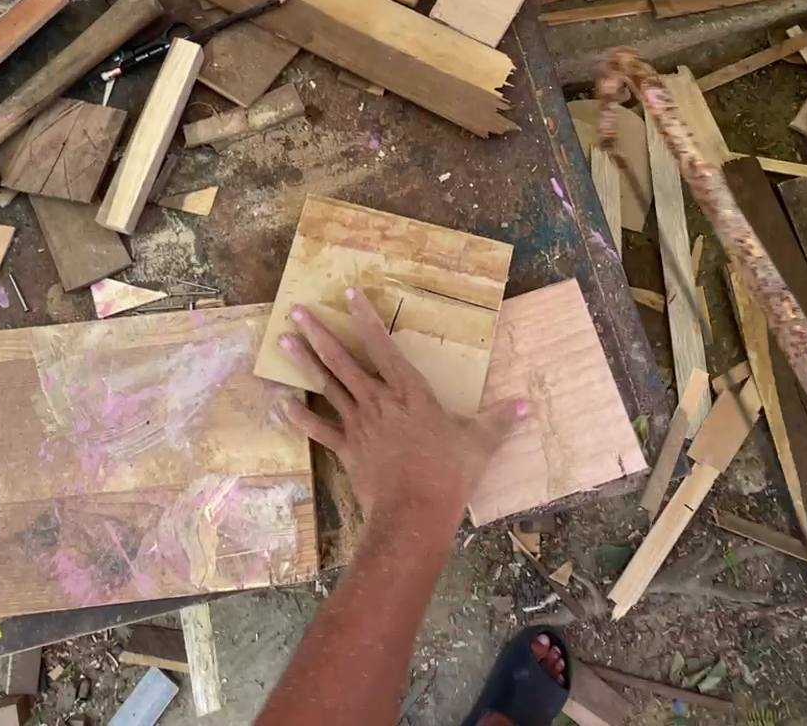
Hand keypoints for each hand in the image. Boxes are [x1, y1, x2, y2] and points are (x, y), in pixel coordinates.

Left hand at [278, 287, 526, 527]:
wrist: (415, 513)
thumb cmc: (449, 472)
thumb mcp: (480, 442)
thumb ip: (500, 420)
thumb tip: (526, 405)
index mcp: (409, 389)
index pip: (382, 344)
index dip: (364, 317)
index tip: (348, 293)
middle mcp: (378, 399)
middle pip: (342, 359)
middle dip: (319, 333)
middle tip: (297, 311)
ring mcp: (358, 424)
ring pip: (326, 385)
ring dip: (304, 362)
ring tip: (283, 340)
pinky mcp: (347, 449)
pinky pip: (318, 430)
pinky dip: (299, 418)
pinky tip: (280, 404)